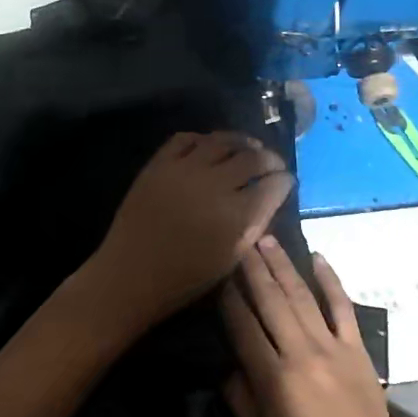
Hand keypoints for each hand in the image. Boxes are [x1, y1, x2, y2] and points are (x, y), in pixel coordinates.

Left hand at [91, 132, 292, 330]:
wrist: (130, 276)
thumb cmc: (185, 277)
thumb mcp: (232, 258)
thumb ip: (257, 224)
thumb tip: (273, 196)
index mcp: (235, 215)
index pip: (273, 185)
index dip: (285, 180)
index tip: (287, 180)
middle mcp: (214, 184)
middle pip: (252, 158)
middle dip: (270, 159)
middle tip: (274, 164)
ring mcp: (184, 170)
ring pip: (222, 140)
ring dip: (242, 141)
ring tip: (250, 147)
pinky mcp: (159, 164)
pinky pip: (186, 139)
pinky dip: (204, 139)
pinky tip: (211, 147)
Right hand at [221, 238, 417, 416]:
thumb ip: (241, 401)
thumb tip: (225, 365)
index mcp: (275, 378)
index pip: (243, 328)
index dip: (228, 300)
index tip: (216, 274)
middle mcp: (301, 352)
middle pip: (272, 302)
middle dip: (253, 269)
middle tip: (239, 241)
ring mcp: (332, 345)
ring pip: (302, 296)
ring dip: (283, 266)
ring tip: (267, 241)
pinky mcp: (356, 345)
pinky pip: (342, 306)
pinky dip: (330, 280)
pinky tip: (317, 258)